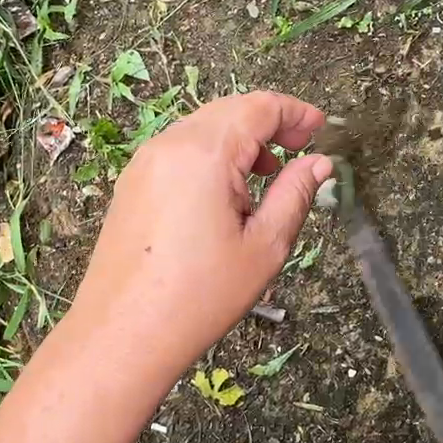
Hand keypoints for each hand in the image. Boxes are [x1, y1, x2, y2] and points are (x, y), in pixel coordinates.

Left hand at [65, 91, 330, 369]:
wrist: (121, 335)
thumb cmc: (200, 295)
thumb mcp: (265, 245)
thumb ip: (295, 194)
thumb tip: (320, 163)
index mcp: (205, 153)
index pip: (259, 107)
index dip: (296, 112)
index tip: (321, 129)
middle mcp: (170, 144)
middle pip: (230, 110)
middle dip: (270, 121)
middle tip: (302, 148)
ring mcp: (145, 162)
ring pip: (203, 127)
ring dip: (242, 138)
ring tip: (268, 176)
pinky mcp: (133, 183)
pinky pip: (181, 149)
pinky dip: (213, 154)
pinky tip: (228, 195)